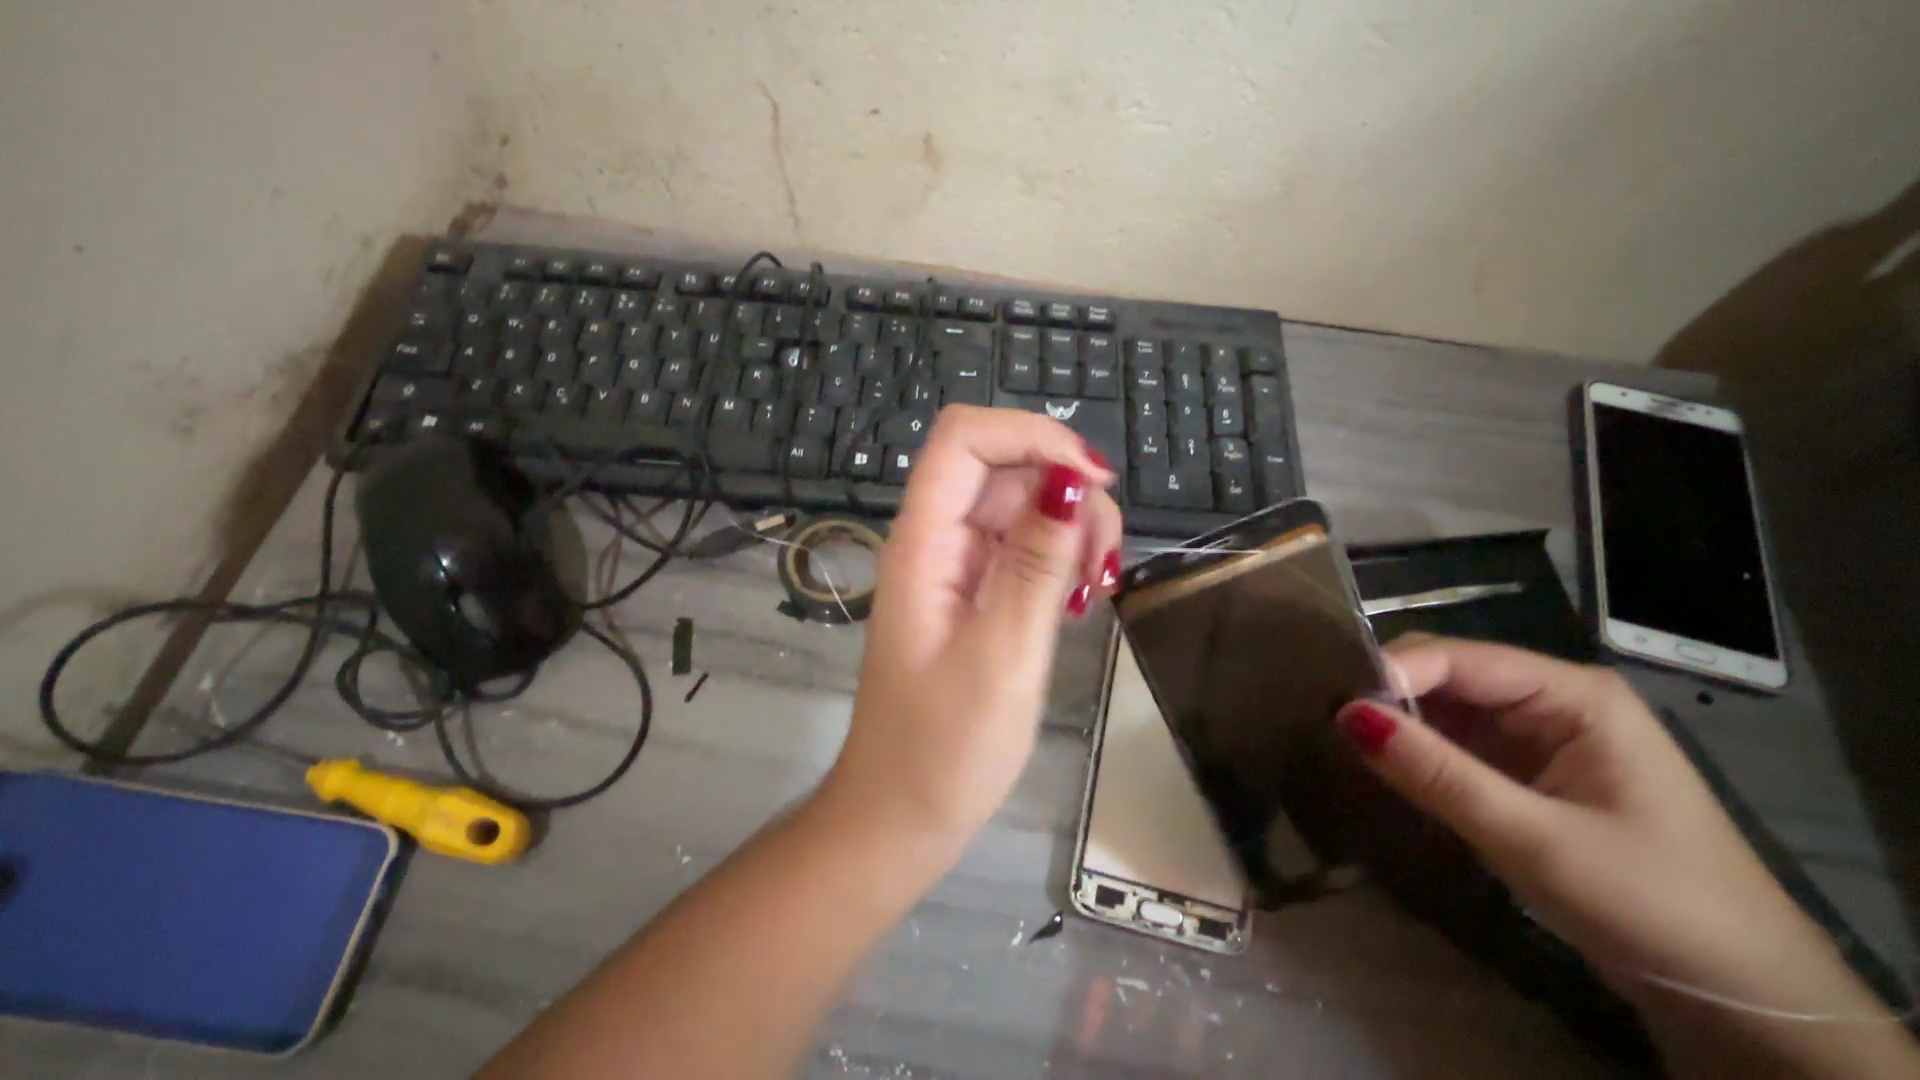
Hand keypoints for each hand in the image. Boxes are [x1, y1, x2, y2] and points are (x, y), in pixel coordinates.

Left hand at [824, 406, 1122, 842]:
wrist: (902, 818)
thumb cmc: (945, 748)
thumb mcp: (1004, 653)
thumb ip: (1037, 562)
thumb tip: (1073, 478)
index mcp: (923, 543)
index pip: (964, 439)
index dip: (1031, 437)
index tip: (1095, 483)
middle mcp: (936, 543)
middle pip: (1003, 469)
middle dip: (1066, 494)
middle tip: (1100, 565)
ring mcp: (956, 571)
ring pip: (1022, 509)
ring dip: (1072, 532)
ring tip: (1095, 593)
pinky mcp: (975, 600)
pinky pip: (1023, 553)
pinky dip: (1060, 564)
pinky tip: (1080, 604)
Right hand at [1335, 636, 1862, 1011]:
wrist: (1737, 991)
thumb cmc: (1648, 901)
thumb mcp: (1533, 839)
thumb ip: (1438, 775)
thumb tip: (1345, 715)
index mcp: (1575, 694)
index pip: (1461, 658)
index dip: (1393, 672)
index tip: (1330, 704)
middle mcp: (1555, 701)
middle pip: (1450, 676)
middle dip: (1389, 695)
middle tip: (1321, 722)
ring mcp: (1543, 739)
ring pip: (1449, 713)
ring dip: (1398, 727)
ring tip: (1333, 741)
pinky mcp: (1531, 776)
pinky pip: (1460, 749)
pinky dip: (1419, 758)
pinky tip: (1377, 769)